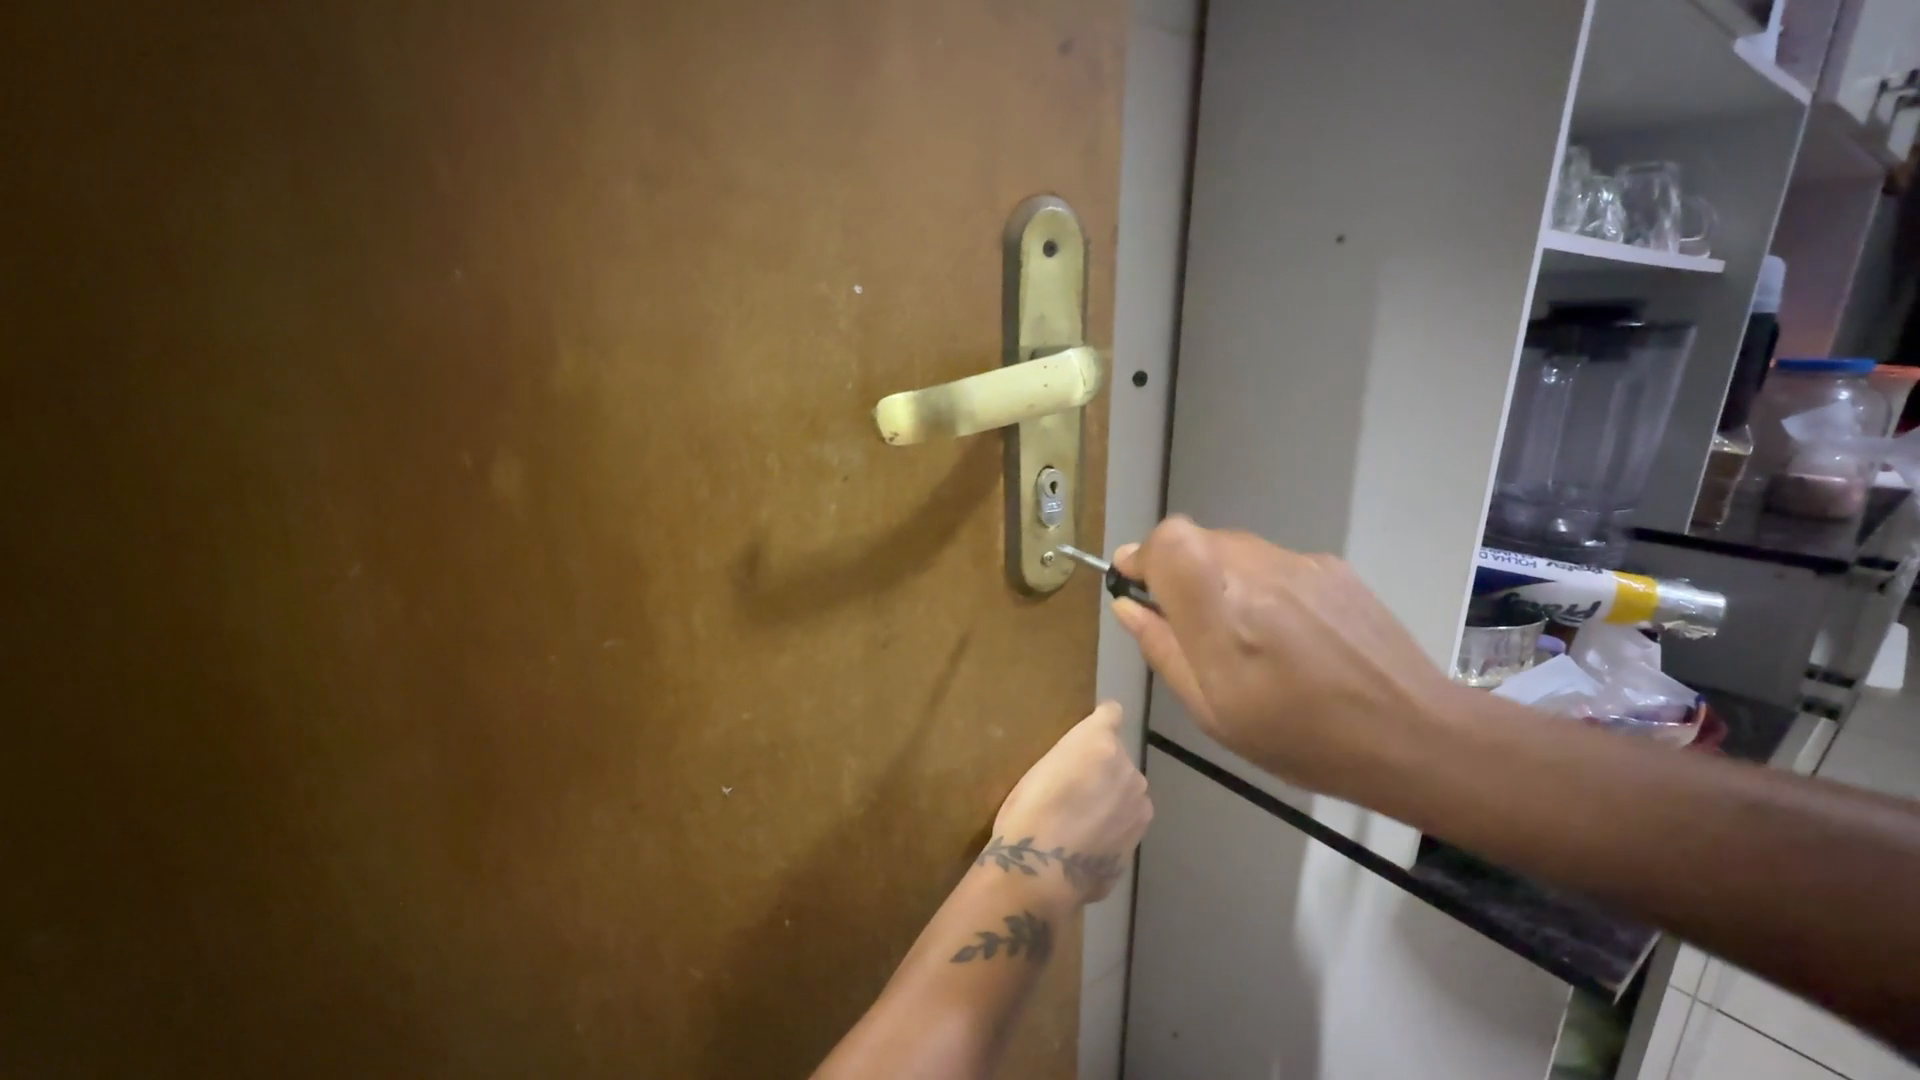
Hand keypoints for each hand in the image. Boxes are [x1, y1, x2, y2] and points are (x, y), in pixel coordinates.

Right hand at [988, 702, 1150, 904]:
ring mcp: (1138, 804)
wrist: (1039, 870)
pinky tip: (1087, 845)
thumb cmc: (1026, 811)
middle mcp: (1127, 767)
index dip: (1101, 722)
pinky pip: (1127, 821)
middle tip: (1074, 790)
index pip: (1111, 713)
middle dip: (1102, 769)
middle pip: (1118, 758)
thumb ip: (1070, 758)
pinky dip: (1113, 827)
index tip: (1088, 734)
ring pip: (1126, 791)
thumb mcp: (1039, 769)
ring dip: (1112, 798)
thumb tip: (1080, 763)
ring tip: (1081, 822)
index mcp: (1098, 742)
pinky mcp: (1139, 837)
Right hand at [1109, 515, 1455, 797]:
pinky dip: (1260, 584)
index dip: (1145, 554)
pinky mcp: (1331, 566)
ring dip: (1218, 576)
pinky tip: (1286, 631)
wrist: (1411, 732)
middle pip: (1196, 538)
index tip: (1137, 583)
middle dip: (1177, 569)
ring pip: (1233, 547)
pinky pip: (1273, 561)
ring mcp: (1300, 565)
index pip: (1169, 541)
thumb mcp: (1214, 712)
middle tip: (1187, 621)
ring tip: (1243, 632)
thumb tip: (1128, 606)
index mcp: (1226, 618)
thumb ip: (1164, 650)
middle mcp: (1260, 575)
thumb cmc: (1300, 738)